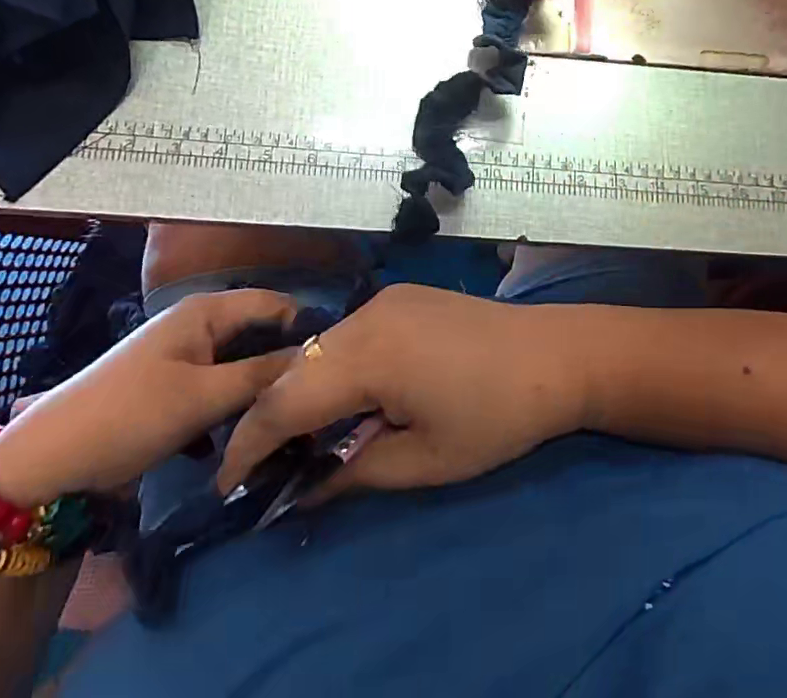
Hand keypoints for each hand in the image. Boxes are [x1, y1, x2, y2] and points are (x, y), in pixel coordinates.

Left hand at [0, 289, 297, 503]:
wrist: (49, 462)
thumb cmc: (129, 416)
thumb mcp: (203, 397)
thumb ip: (261, 375)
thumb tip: (314, 359)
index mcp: (204, 312)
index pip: (274, 304)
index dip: (304, 327)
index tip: (330, 366)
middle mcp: (198, 325)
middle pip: (259, 333)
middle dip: (285, 362)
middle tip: (315, 397)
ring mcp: (185, 355)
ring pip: (242, 363)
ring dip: (262, 387)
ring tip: (291, 416)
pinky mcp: (175, 386)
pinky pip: (222, 385)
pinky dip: (237, 403)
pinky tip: (253, 430)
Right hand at [215, 285, 587, 500]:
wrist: (558, 354)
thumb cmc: (498, 416)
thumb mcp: (426, 460)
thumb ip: (354, 474)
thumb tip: (301, 491)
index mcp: (369, 356)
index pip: (284, 403)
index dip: (250, 446)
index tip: (229, 485)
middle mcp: (366, 316)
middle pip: (295, 369)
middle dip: (271, 418)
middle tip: (265, 465)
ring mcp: (385, 299)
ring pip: (319, 348)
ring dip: (304, 390)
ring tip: (305, 436)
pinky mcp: (402, 296)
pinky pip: (348, 333)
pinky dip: (334, 367)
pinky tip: (348, 396)